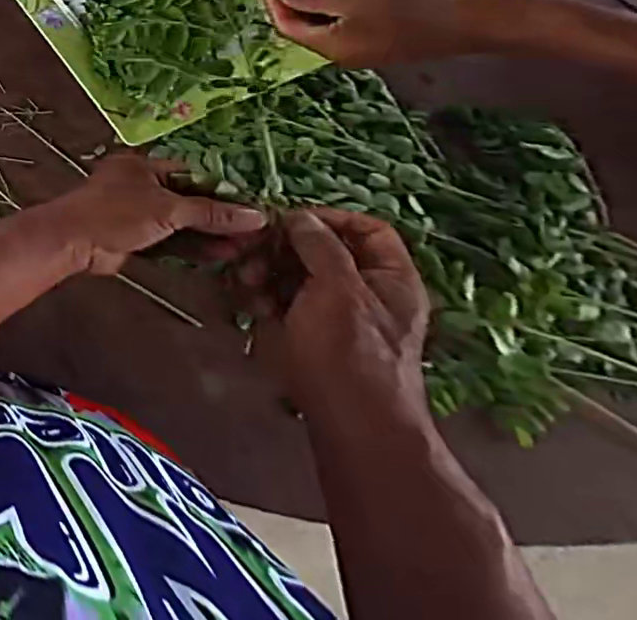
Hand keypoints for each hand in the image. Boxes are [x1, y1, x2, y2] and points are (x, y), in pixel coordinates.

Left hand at [40, 153, 267, 276]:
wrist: (73, 242)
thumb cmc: (115, 213)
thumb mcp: (166, 209)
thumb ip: (210, 213)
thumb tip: (255, 215)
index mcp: (142, 166)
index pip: (192, 173)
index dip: (223, 191)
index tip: (254, 206)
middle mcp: (138, 185)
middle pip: (187, 200)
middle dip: (219, 218)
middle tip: (255, 233)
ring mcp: (134, 213)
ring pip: (179, 224)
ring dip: (208, 236)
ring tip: (244, 248)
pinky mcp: (132, 237)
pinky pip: (168, 241)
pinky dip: (191, 248)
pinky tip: (219, 256)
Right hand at [243, 208, 429, 418]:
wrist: (347, 419)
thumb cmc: (353, 352)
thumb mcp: (341, 291)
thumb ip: (321, 247)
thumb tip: (299, 217)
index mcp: (386, 277)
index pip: (365, 229)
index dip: (330, 218)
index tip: (289, 220)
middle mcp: (356, 287)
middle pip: (316, 246)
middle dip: (281, 246)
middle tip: (255, 250)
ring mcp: (323, 306)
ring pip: (287, 268)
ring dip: (261, 268)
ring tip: (249, 282)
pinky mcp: (295, 324)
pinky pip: (272, 294)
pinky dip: (256, 293)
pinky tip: (250, 303)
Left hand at [266, 0, 504, 66]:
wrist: (480, 20)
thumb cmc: (417, 8)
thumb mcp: (358, 0)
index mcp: (330, 48)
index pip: (287, 27)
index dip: (275, 3)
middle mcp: (340, 54)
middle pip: (301, 28)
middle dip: (294, 3)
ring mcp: (361, 49)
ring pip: (323, 25)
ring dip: (316, 2)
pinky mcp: (381, 39)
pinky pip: (344, 24)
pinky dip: (337, 6)